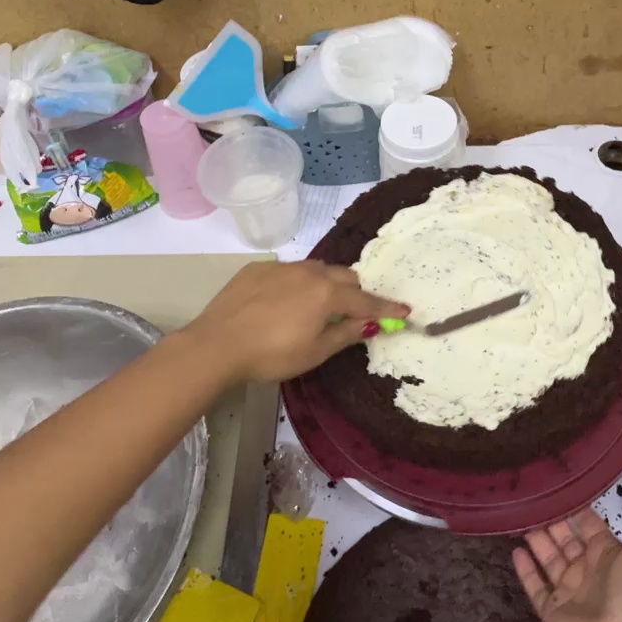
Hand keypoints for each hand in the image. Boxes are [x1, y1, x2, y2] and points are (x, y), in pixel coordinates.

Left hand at [179, 261, 407, 382]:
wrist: (216, 344)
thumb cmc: (271, 355)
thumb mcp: (314, 352)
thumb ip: (345, 334)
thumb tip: (371, 323)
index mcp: (327, 293)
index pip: (365, 300)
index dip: (385, 307)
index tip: (404, 311)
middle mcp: (309, 272)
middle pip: (344, 276)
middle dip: (355, 292)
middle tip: (354, 312)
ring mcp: (282, 267)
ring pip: (316, 269)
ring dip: (326, 284)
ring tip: (318, 306)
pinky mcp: (257, 268)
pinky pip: (288, 271)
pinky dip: (296, 284)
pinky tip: (283, 303)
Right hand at [513, 495, 621, 621]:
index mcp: (609, 556)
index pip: (588, 527)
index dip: (575, 509)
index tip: (559, 488)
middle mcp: (588, 572)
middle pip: (565, 541)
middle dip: (551, 522)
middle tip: (534, 499)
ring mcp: (569, 592)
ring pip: (548, 560)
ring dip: (536, 541)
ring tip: (520, 518)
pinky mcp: (552, 612)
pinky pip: (535, 588)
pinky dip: (525, 571)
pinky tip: (515, 550)